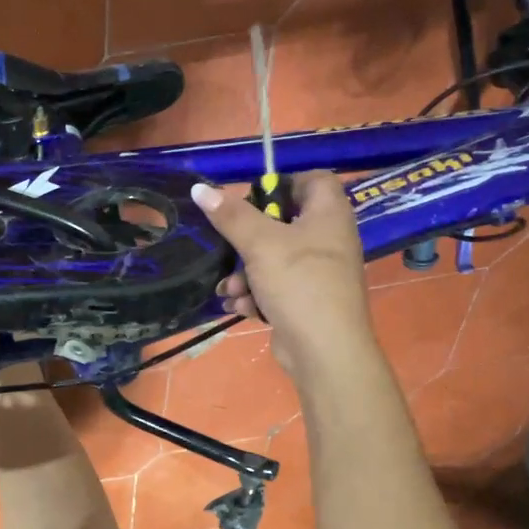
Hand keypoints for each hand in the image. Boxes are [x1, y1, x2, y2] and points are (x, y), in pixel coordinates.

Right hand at [191, 171, 375, 376]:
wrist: (323, 348)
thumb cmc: (299, 284)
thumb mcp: (260, 244)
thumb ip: (231, 216)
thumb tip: (200, 189)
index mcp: (328, 214)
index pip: (312, 180)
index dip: (281, 184)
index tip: (250, 199)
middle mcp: (327, 239)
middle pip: (282, 224)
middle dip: (247, 241)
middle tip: (228, 248)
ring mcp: (317, 272)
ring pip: (272, 260)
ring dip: (244, 274)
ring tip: (229, 289)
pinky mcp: (305, 300)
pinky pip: (274, 287)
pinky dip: (255, 295)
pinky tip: (241, 307)